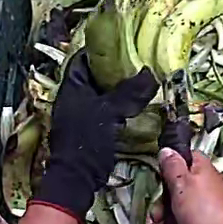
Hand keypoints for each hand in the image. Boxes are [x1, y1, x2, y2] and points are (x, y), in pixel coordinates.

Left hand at [31, 56, 157, 217]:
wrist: (77, 178)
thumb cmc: (87, 140)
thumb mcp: (110, 111)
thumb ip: (130, 92)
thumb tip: (151, 73)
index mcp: (71, 87)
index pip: (82, 59)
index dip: (99, 50)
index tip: (121, 45)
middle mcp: (73, 98)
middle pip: (93, 76)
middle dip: (113, 71)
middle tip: (136, 64)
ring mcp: (79, 115)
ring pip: (100, 95)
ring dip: (116, 90)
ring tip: (139, 83)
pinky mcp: (88, 130)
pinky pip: (104, 111)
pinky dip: (117, 107)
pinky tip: (134, 107)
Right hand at [151, 146, 222, 223]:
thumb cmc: (204, 211)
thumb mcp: (181, 183)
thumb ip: (172, 166)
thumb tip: (167, 149)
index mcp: (202, 169)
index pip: (185, 158)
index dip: (169, 167)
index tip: (160, 178)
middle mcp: (206, 186)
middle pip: (176, 189)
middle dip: (160, 204)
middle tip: (156, 215)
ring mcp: (206, 207)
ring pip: (177, 210)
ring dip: (163, 223)